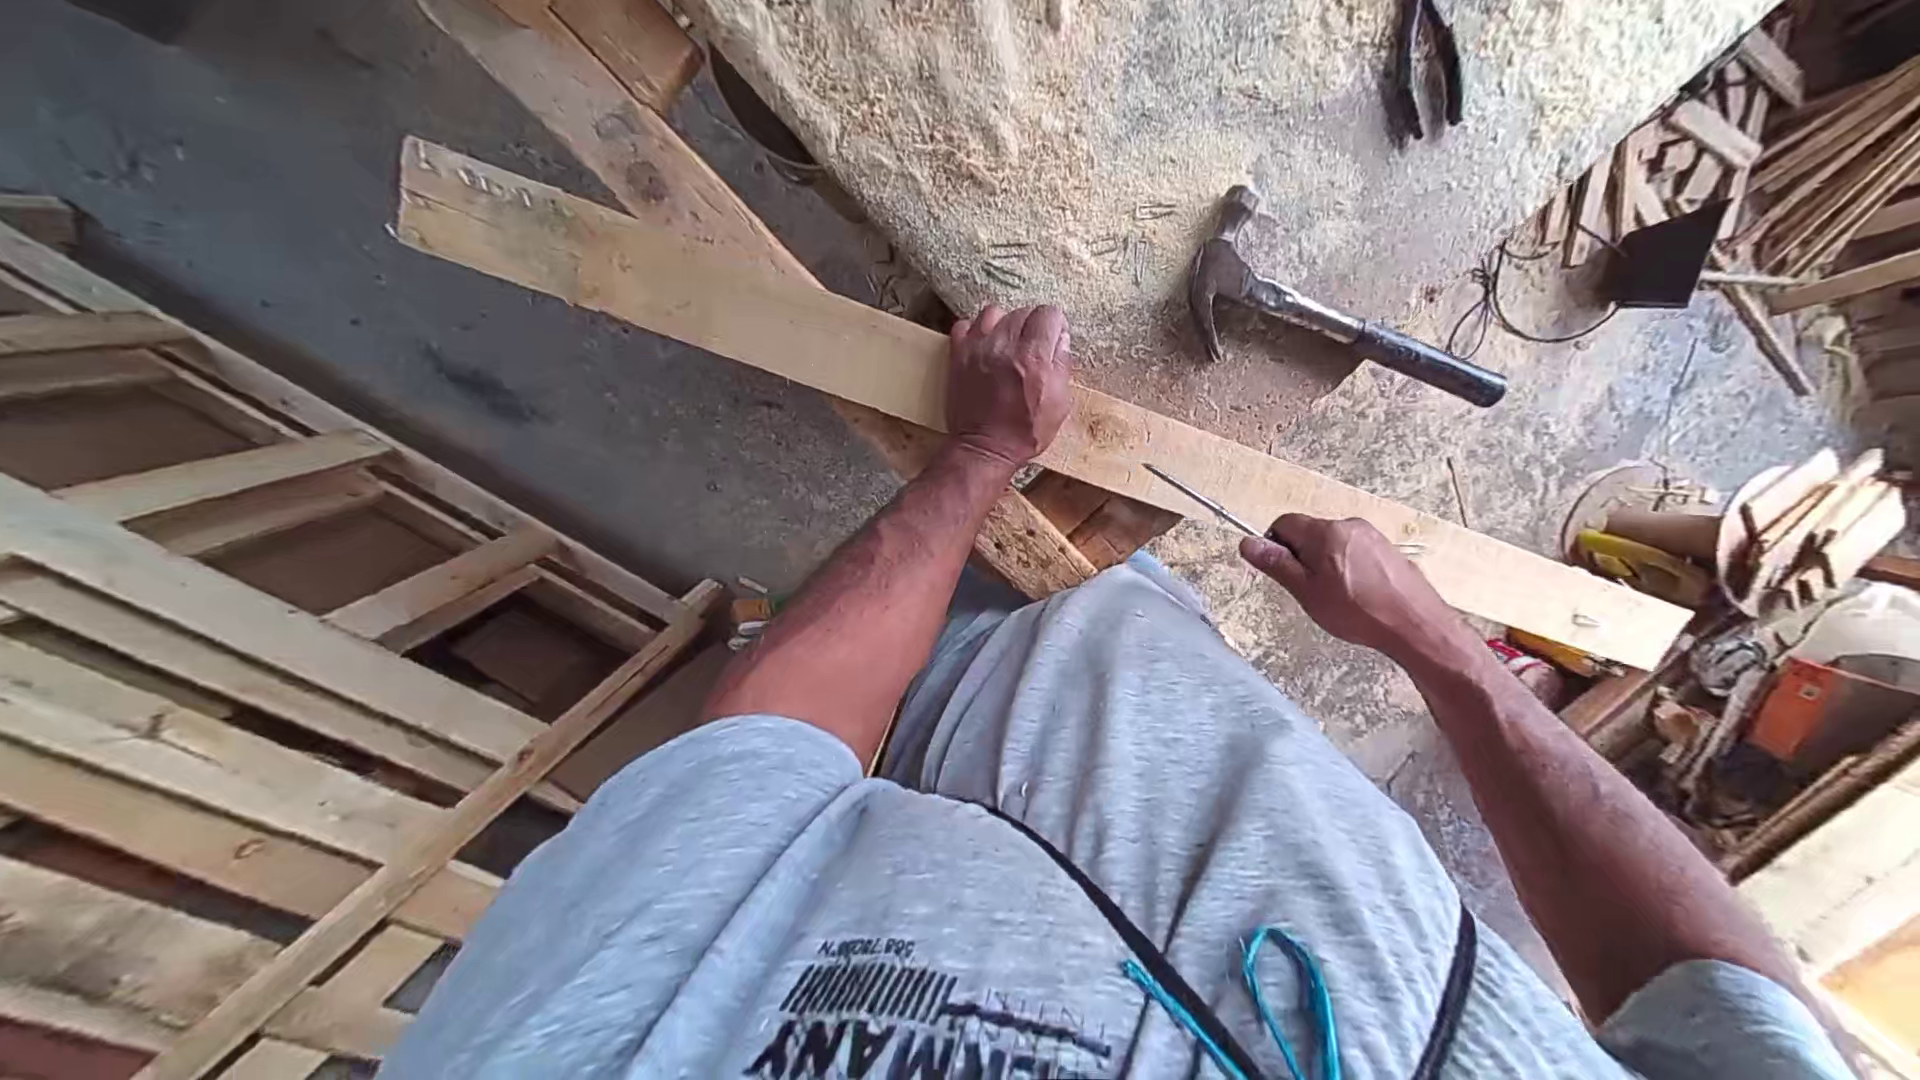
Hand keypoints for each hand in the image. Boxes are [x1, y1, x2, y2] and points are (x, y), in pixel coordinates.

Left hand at [945, 304, 1073, 468]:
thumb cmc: (1024, 432)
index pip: (1049, 313)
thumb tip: (1061, 339)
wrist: (984, 450)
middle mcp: (1004, 346)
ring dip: (1003, 325)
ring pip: (994, 312)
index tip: (1052, 341)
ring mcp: (977, 349)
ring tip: (1006, 345)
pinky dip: (975, 332)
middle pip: (1023, 311)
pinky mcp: (958, 356)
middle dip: (1032, 326)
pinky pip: (965, 325)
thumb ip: (1062, 365)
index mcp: (1034, 357)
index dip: (1054, 326)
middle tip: (1031, 349)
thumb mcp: (1059, 403)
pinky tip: (983, 348)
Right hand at [1239, 514, 1468, 663]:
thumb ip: (1275, 563)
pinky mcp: (1389, 551)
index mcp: (1325, 532)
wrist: (1416, 626)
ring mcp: (1373, 537)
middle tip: (1309, 589)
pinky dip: (1348, 568)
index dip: (1275, 546)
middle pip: (1309, 533)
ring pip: (1332, 543)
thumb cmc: (1358, 611)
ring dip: (1325, 564)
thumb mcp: (1305, 590)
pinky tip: (1356, 595)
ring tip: (1335, 596)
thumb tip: (1247, 543)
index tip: (1283, 571)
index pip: (1284, 523)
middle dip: (1302, 557)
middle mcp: (1349, 526)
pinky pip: (1355, 551)